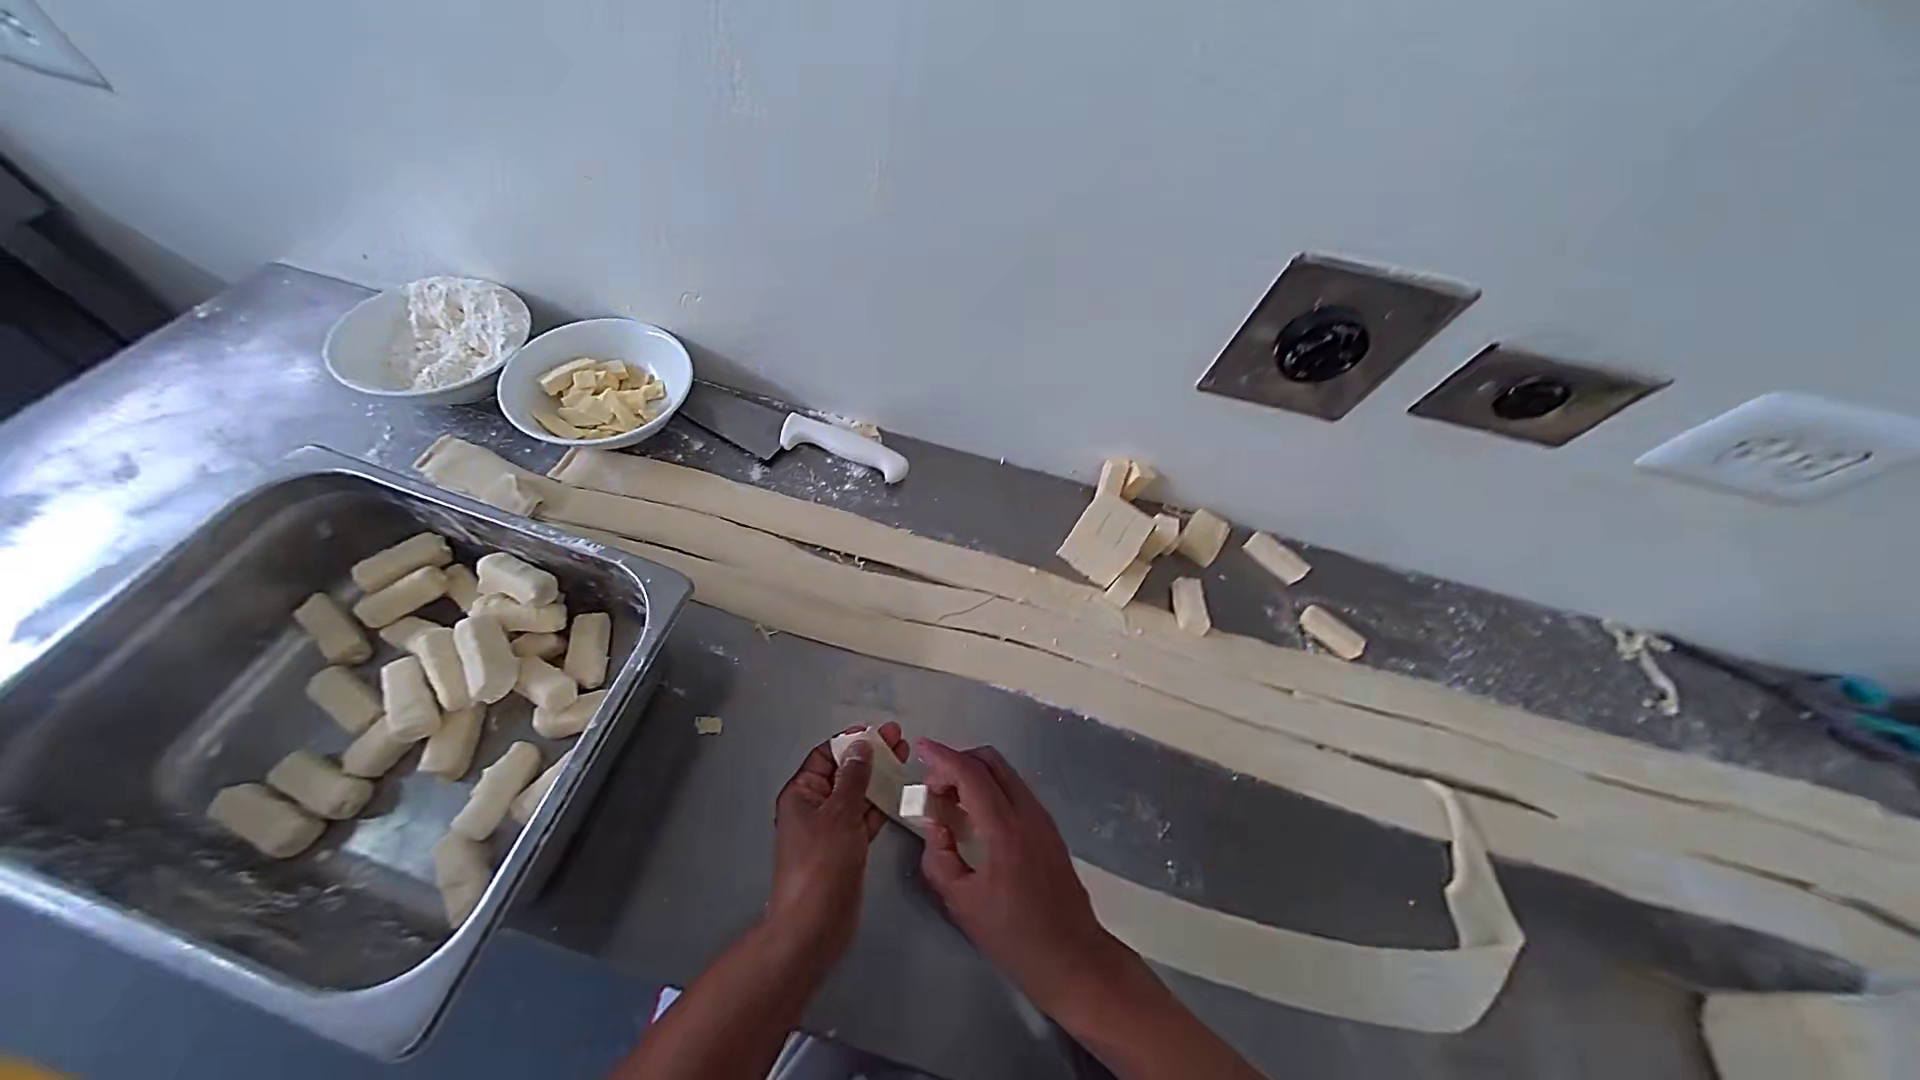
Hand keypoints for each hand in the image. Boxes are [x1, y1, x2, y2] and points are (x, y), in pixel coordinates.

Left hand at [765, 722, 907, 958]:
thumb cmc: (822, 863)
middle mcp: (814, 806)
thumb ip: (854, 777)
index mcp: (802, 793)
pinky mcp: (847, 846)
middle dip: (870, 754)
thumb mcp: (839, 813)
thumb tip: (861, 746)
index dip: (851, 740)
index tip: (877, 730)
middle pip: (845, 771)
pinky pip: (865, 816)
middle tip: (899, 739)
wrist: (815, 925)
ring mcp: (831, 828)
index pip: (826, 755)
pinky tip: (899, 790)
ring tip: (904, 756)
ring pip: (858, 793)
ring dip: (879, 776)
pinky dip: (880, 803)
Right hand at [916, 738, 1130, 1010]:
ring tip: (950, 801)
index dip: (943, 757)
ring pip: (1005, 773)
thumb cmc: (1014, 936)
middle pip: (991, 761)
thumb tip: (934, 826)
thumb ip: (940, 858)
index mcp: (1005, 829)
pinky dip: (990, 787)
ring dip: (975, 774)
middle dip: (958, 761)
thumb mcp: (962, 903)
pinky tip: (975, 815)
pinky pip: (1014, 789)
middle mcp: (1027, 812)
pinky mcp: (1048, 827)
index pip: (971, 774)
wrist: (1072, 956)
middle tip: (933, 785)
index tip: (920, 749)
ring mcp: (1042, 817)